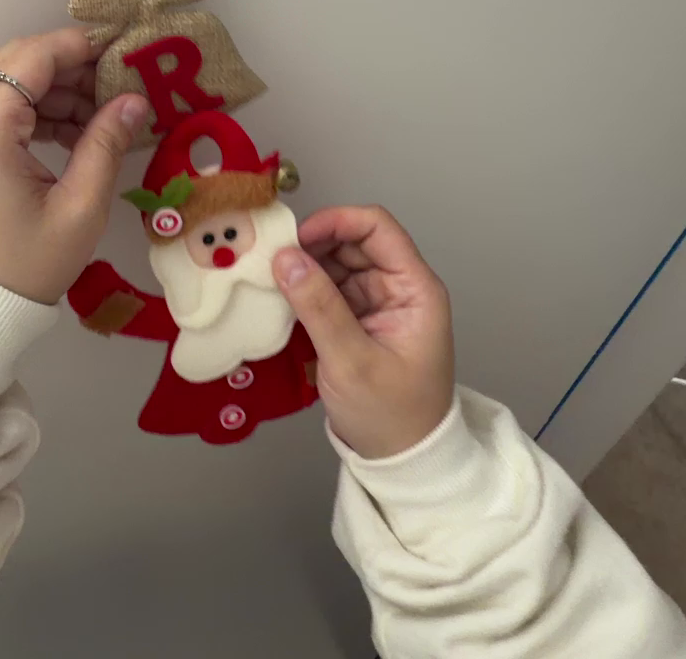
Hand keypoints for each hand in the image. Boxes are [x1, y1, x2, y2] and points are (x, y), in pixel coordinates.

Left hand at [0, 28, 148, 303]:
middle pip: (17, 61)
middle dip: (70, 67)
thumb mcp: (78, 208)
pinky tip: (69, 133)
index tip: (123, 55)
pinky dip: (30, 109)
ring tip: (99, 118)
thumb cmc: (22, 266)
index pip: (34, 55)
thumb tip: (134, 100)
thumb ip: (106, 143)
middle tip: (116, 90)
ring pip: (5, 81)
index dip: (82, 46)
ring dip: (52, 89)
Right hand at [273, 206, 454, 458]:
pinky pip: (327, 288)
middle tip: (273, 262)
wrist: (403, 462)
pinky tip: (282, 299)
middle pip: (352, 242)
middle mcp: (397, 287)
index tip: (296, 239)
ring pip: (335, 263)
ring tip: (272, 281)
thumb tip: (285, 258)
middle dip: (313, 246)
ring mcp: (376, 302)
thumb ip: (318, 306)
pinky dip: (304, 289)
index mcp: (414, 289)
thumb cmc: (390, 415)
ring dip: (305, 268)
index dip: (336, 222)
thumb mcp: (351, 361)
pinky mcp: (356, 319)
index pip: (377, 228)